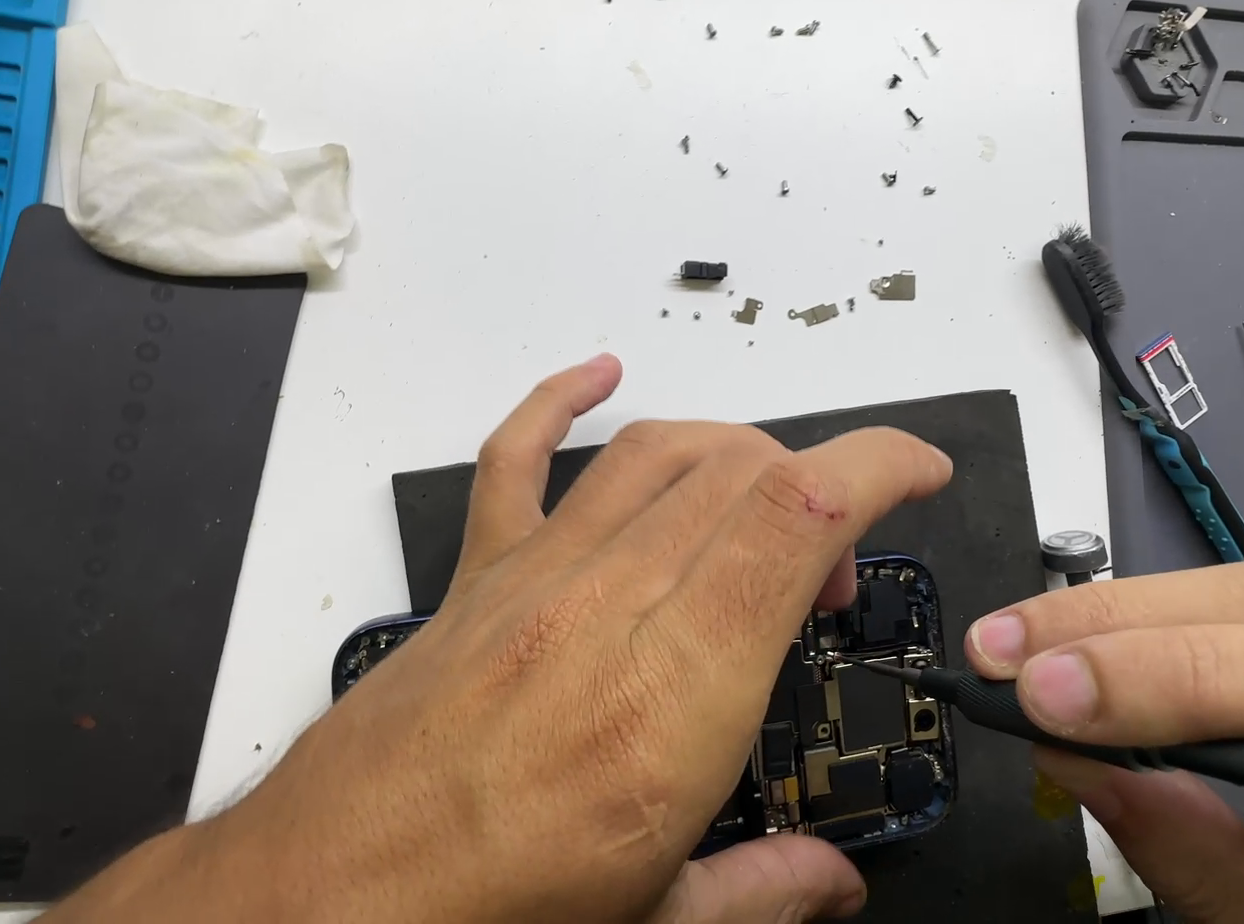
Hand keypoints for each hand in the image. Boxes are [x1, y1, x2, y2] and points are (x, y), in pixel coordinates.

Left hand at [45, 355, 952, 923]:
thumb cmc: (487, 913)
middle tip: (830, 568)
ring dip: (734, 456)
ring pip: (656, 453)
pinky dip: (559, 399)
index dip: (873, 467)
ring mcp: (537, 574)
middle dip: (818, 487)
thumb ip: (763, 895)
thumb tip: (838, 884)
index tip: (917, 469)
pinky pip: (517, 454)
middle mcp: (610, 608)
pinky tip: (598, 373)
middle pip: (738, 472)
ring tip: (760, 506)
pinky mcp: (481, 570)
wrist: (326, 896)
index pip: (792, 519)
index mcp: (674, 698)